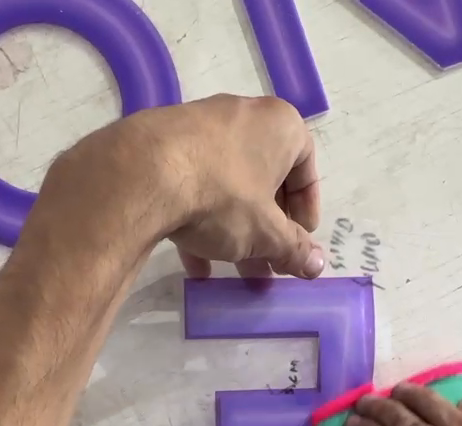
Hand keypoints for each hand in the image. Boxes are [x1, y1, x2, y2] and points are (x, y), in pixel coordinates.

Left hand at [38, 95, 324, 278]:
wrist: (143, 174)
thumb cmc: (222, 196)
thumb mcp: (265, 233)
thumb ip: (293, 250)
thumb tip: (318, 267)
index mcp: (280, 125)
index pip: (306, 166)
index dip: (307, 209)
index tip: (301, 240)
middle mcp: (243, 116)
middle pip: (265, 180)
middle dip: (269, 229)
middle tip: (269, 265)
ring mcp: (201, 127)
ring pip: (229, 186)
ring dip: (237, 232)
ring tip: (236, 272)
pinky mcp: (165, 145)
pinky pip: (195, 186)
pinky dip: (201, 222)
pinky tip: (197, 264)